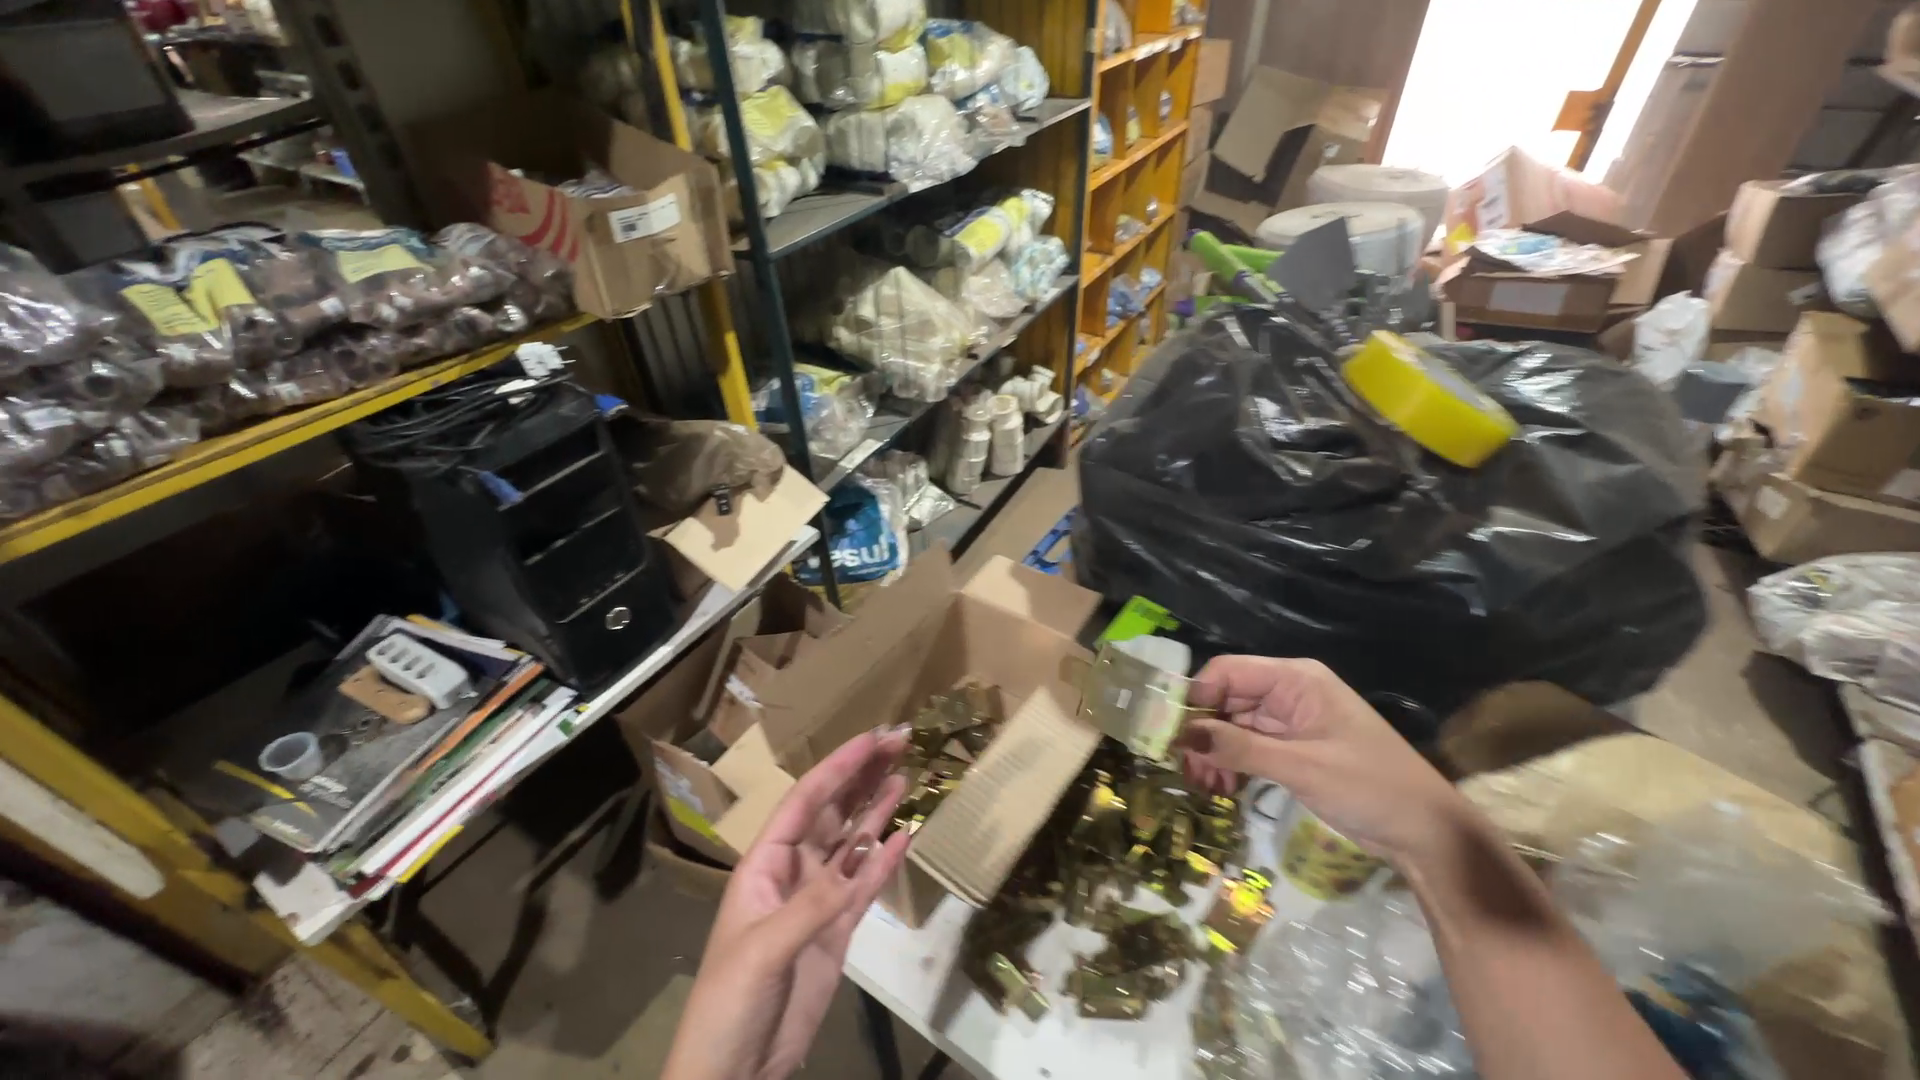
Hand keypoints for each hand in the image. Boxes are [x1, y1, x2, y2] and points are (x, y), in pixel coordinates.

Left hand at [661, 727, 911, 1079]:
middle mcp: (793, 873)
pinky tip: (906, 837)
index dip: (838, 768)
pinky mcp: (837, 932)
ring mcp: (818, 902)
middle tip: (900, 743)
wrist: (733, 1071)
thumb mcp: (762, 952)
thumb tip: (859, 860)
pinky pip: (866, 887)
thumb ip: (810, 905)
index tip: (872, 739)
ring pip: (853, 845)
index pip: (805, 803)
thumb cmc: (727, 1004)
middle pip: (832, 814)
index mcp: (764, 865)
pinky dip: (885, 862)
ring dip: (877, 811)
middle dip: (862, 777)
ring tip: (906, 777)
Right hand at [1177, 656, 1469, 862]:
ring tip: (1204, 785)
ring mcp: (1291, 722)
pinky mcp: (1293, 748)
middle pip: (1226, 698)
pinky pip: (1248, 746)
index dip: (1195, 698)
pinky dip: (1231, 763)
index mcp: (1296, 680)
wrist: (1426, 832)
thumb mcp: (1301, 767)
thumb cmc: (1369, 787)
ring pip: (1233, 725)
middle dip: (1201, 731)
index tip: (1170, 734)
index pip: (1227, 672)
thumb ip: (1239, 748)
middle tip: (1184, 769)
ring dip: (1213, 751)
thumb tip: (1181, 735)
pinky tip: (1222, 787)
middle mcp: (1289, 692)